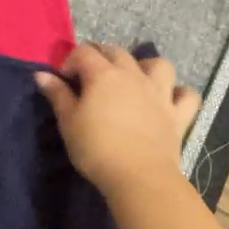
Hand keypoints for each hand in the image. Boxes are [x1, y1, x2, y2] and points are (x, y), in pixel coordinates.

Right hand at [35, 43, 201, 194]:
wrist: (138, 176)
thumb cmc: (96, 148)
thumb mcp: (68, 121)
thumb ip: (57, 95)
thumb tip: (42, 75)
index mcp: (103, 75)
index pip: (84, 52)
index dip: (70, 61)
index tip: (63, 80)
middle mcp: (134, 76)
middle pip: (117, 52)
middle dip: (101, 56)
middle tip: (89, 76)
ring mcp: (160, 93)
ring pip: (158, 64)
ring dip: (145, 66)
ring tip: (134, 79)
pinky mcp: (178, 114)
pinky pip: (187, 94)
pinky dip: (178, 93)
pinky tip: (168, 99)